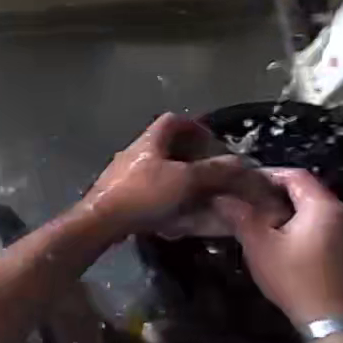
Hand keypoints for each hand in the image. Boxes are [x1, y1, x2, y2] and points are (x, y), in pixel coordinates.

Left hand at [82, 114, 263, 233]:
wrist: (102, 221)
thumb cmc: (143, 194)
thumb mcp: (186, 179)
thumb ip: (215, 170)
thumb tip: (241, 162)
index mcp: (148, 141)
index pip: (172, 120)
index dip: (195, 126)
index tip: (214, 142)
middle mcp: (133, 153)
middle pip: (166, 146)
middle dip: (192, 157)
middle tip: (212, 172)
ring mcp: (123, 174)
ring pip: (158, 170)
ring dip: (180, 178)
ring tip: (200, 193)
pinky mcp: (119, 195)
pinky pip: (149, 189)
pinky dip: (166, 195)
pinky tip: (178, 211)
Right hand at [213, 168, 342, 325]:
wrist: (334, 320)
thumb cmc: (295, 278)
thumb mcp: (260, 245)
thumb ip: (240, 217)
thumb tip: (220, 197)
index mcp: (323, 207)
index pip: (295, 175)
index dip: (266, 173)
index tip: (237, 180)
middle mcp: (340, 213)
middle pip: (304, 189)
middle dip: (271, 190)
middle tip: (239, 197)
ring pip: (309, 207)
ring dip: (281, 206)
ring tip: (250, 215)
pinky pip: (316, 222)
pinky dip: (293, 220)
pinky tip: (272, 234)